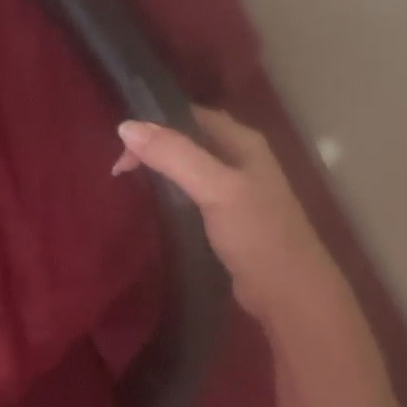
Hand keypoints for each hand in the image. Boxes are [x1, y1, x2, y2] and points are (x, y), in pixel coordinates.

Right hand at [113, 107, 346, 325]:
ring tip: (130, 182)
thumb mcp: (215, 188)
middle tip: (120, 168)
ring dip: (161, 169)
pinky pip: (193, 193)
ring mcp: (236, 189)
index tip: (120, 147)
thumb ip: (174, 156)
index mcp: (242, 142)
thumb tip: (125, 127)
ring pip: (190, 166)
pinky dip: (171, 192)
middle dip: (154, 146)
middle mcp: (241, 159)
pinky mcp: (228, 217)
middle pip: (190, 139)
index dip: (155, 124)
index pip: (191, 116)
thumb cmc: (256, 234)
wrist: (287, 290)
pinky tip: (155, 206)